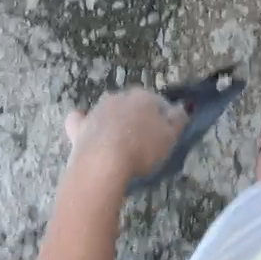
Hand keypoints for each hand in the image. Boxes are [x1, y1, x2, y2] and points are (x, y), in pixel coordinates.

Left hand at [63, 88, 186, 186]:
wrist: (103, 163)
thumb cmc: (142, 150)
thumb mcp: (170, 137)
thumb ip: (178, 119)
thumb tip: (181, 108)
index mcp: (144, 96)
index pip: (158, 103)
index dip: (163, 119)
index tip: (164, 136)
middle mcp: (120, 97)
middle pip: (133, 104)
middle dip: (137, 117)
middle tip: (142, 141)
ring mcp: (97, 110)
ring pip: (108, 109)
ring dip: (113, 120)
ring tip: (118, 144)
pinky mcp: (79, 126)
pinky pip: (79, 119)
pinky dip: (83, 123)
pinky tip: (86, 131)